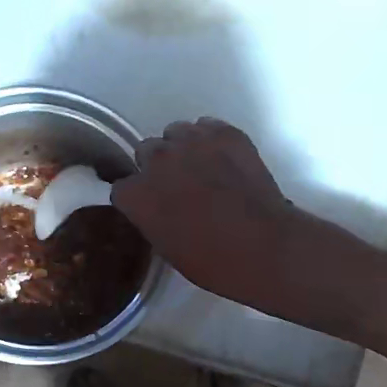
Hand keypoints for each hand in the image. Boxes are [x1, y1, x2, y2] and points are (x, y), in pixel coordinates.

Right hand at [111, 119, 307, 307]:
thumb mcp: (165, 245)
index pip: (123, 186)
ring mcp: (191, 141)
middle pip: (146, 151)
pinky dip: (211, 139)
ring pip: (176, 133)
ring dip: (183, 149)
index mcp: (137, 194)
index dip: (139, 197)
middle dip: (158, 167)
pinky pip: (207, 126)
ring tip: (203, 168)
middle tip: (179, 187)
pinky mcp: (224, 132)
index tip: (153, 207)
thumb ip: (152, 217)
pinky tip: (224, 159)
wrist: (263, 246)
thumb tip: (159, 207)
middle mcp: (157, 159)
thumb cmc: (211, 260)